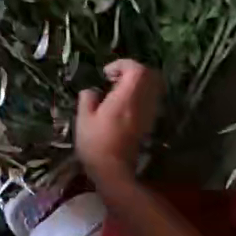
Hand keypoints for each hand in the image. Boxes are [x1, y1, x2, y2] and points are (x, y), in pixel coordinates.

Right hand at [76, 60, 163, 183]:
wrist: (114, 170)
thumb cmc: (96, 143)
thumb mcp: (83, 119)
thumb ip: (87, 99)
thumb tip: (91, 91)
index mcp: (126, 97)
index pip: (136, 69)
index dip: (122, 64)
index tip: (106, 73)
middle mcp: (142, 102)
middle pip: (150, 75)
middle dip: (133, 71)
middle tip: (115, 78)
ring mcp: (148, 113)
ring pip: (153, 87)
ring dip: (138, 83)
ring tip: (118, 91)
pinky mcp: (149, 123)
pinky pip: (150, 100)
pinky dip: (140, 96)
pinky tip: (123, 105)